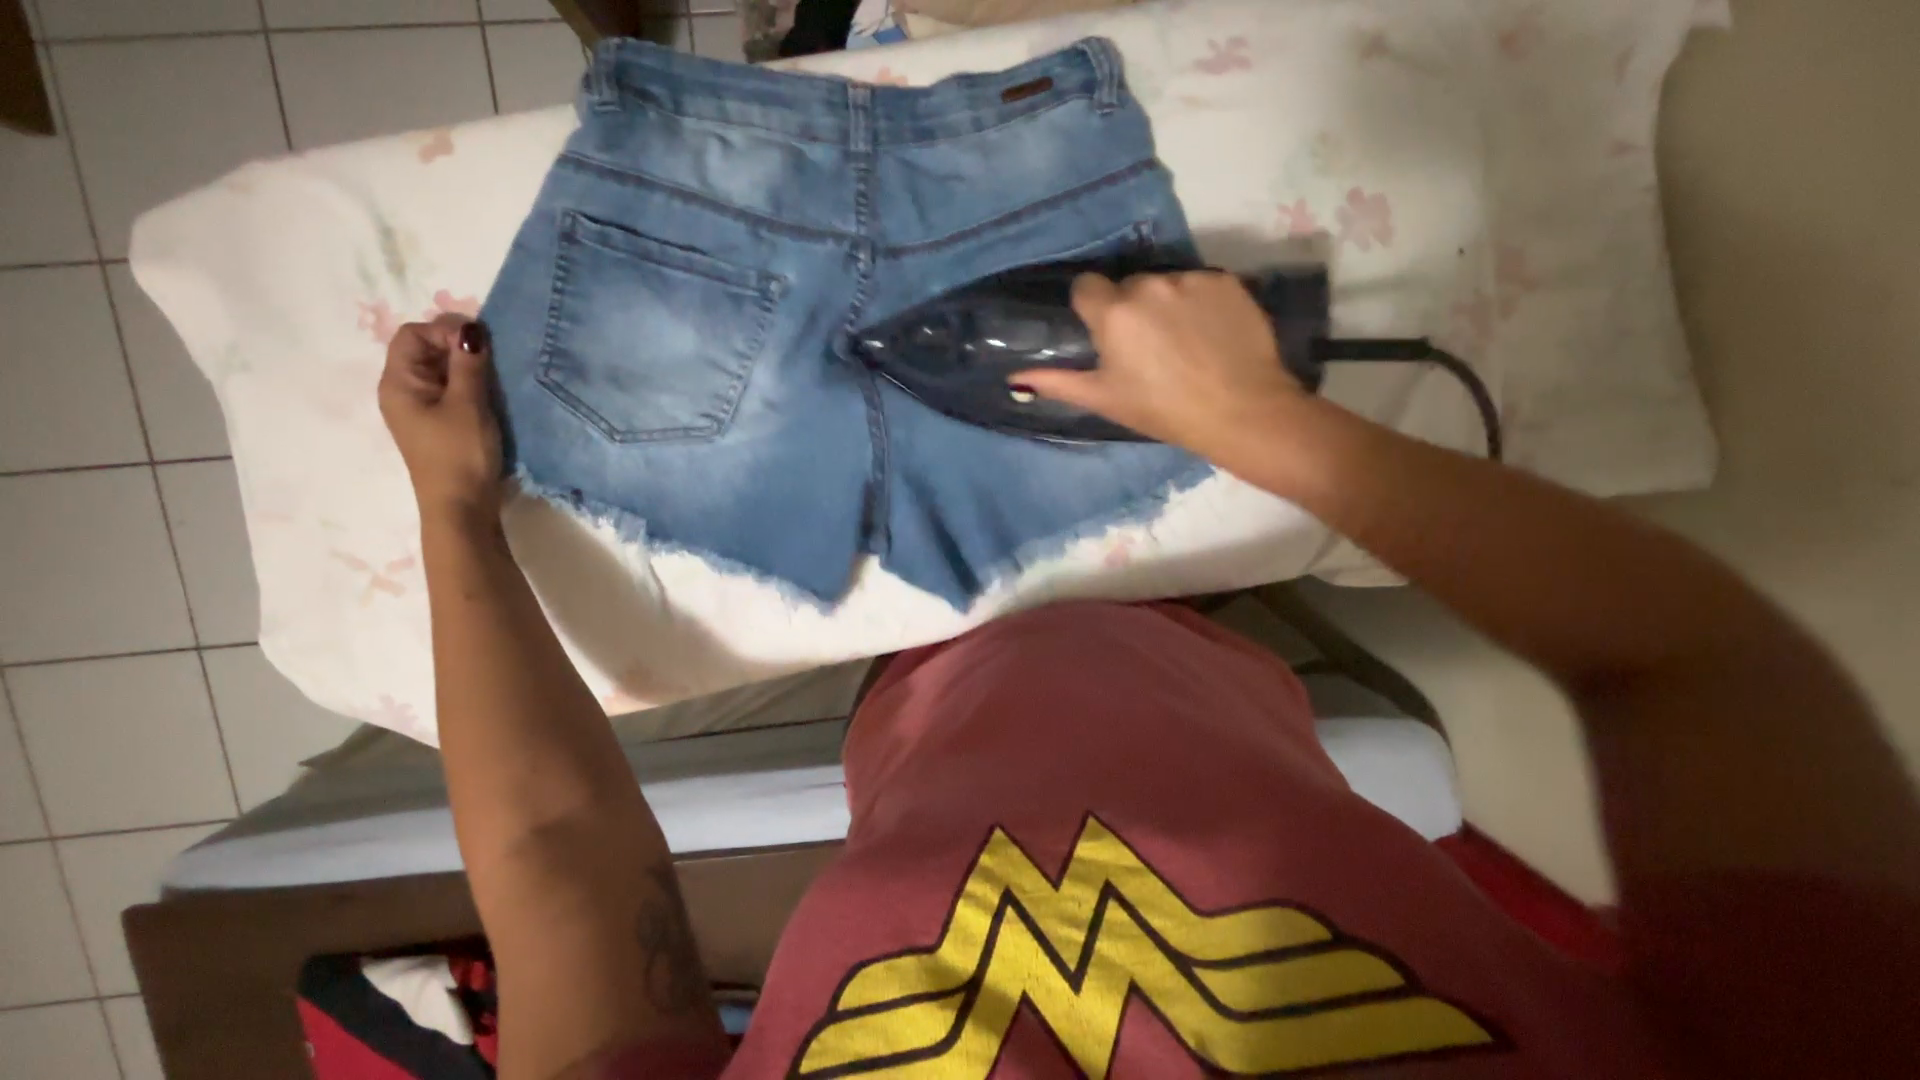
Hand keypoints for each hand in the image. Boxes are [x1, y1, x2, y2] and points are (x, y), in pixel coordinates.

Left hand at [378, 315, 502, 518]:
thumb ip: (468, 364)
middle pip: (424, 349)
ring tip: (495, 376)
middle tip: (493, 358)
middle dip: (457, 346)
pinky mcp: (438, 423)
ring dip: (466, 366)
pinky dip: (468, 384)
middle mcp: (402, 391)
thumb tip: (471, 329)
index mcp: (398, 382)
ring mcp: (419, 409)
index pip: (412, 335)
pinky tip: (490, 394)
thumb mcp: (468, 404)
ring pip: (439, 370)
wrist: (461, 508)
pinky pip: (449, 390)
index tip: (479, 346)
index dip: (444, 331)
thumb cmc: (460, 455)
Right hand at [1012, 271, 1308, 457]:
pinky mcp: (1226, 281)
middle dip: (1131, 308)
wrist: (1242, 411)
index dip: (1092, 309)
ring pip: (1166, 283)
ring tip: (1183, 342)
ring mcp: (1191, 279)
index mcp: (1114, 313)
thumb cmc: (1164, 411)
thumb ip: (1059, 382)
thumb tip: (1016, 378)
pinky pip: (1200, 284)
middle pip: (1128, 285)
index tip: (1104, 334)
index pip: (1086, 287)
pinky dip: (1201, 303)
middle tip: (1147, 347)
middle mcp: (1149, 285)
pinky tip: (1210, 334)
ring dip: (1167, 304)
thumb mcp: (1106, 400)